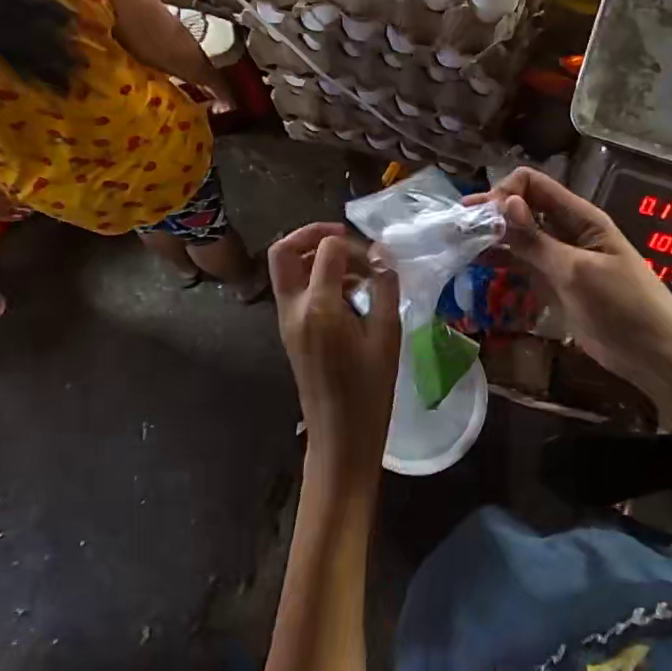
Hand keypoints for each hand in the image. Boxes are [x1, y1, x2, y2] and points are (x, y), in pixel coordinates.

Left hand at [269, 223, 400, 473]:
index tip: (379, 261)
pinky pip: (295, 290)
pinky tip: (350, 295)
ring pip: (287, 269)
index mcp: (319, 307)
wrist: (340, 437)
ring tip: (356, 272)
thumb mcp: (387, 334)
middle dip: (311, 234)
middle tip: (344, 238)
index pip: (327, 249)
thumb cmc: (370, 390)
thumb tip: (383, 259)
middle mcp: (294, 308)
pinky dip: (317, 279)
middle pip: (283, 250)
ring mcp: (287, 321)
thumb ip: (385, 288)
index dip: (355, 246)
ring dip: (316, 258)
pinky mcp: (290, 332)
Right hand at [466, 168, 671, 390]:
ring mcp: (561, 258)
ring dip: (493, 237)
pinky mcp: (556, 284)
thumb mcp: (577, 272)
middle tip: (456, 226)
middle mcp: (568, 231)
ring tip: (458, 244)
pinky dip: (503, 261)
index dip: (505, 193)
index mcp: (581, 217)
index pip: (534, 185)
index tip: (482, 217)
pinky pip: (525, 264)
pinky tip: (477, 265)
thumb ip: (538, 240)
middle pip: (523, 208)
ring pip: (520, 237)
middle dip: (492, 212)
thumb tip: (504, 202)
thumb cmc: (623, 307)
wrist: (655, 355)